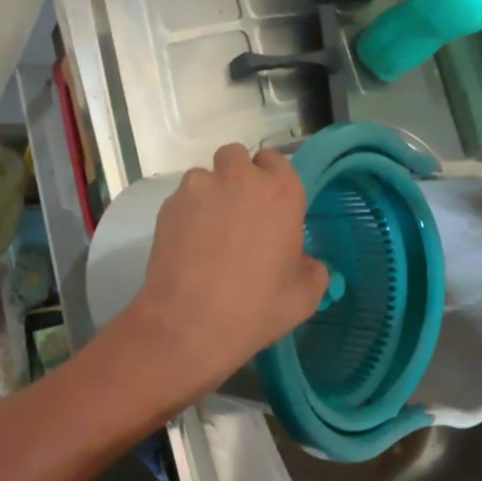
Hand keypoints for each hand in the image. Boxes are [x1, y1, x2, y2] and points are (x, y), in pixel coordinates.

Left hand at [124, 144, 330, 396]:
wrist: (191, 323)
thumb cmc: (257, 308)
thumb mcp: (305, 295)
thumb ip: (312, 269)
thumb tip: (307, 264)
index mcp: (281, 191)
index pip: (276, 160)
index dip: (271, 180)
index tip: (269, 205)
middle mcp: (239, 178)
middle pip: (237, 157)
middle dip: (237, 177)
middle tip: (238, 213)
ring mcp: (199, 188)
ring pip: (204, 176)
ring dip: (209, 194)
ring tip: (208, 231)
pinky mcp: (169, 205)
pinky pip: (182, 199)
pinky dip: (186, 213)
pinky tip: (187, 245)